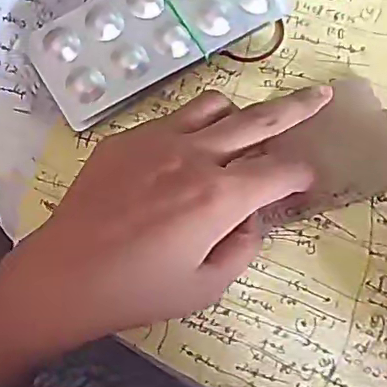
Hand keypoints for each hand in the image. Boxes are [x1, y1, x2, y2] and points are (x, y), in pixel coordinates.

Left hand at [0, 86, 331, 359]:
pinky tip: (182, 156)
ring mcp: (157, 139)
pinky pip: (172, 119)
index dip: (302, 174)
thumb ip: (242, 247)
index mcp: (219, 197)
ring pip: (214, 106)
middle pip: (259, 120)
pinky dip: (192, 129)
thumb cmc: (137, 290)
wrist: (64, 274)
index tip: (307, 180)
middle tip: (322, 95)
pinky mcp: (127, 138)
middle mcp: (194, 156)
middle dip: (297, 108)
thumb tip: (252, 217)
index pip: (280, 170)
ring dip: (238, 114)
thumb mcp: (205, 286)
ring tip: (244, 128)